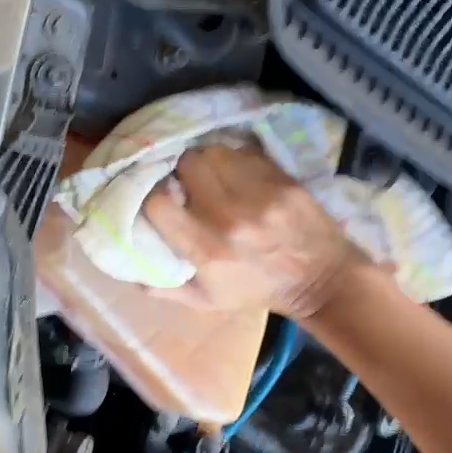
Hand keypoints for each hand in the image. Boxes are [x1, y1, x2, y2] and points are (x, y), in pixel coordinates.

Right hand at [142, 143, 364, 318]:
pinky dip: (235, 159)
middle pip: (186, 165)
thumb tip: (126, 268)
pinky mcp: (284, 182)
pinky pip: (245, 154)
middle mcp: (230, 218)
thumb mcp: (206, 300)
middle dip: (180, 170)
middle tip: (185, 180)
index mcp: (206, 249)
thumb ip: (163, 287)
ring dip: (206, 159)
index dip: (152, 195)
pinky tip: (236, 172)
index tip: (158, 198)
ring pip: (214, 152)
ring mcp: (260, 197)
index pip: (158, 203)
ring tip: (209, 172)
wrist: (325, 282)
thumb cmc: (258, 290)